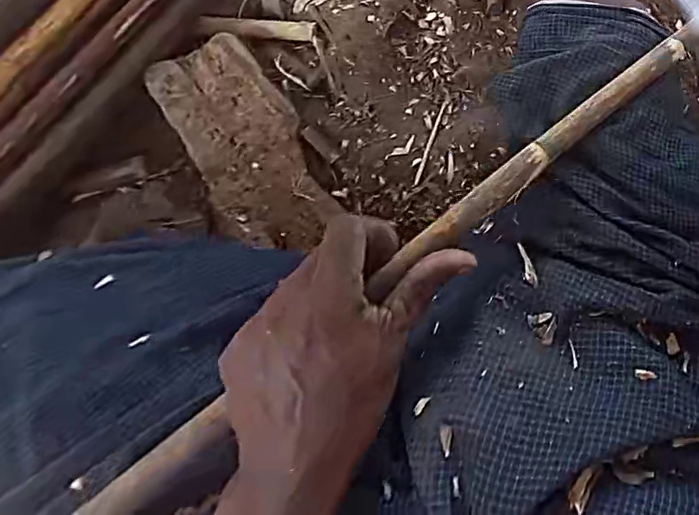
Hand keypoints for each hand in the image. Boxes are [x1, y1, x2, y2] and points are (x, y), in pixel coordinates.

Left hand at [217, 217, 475, 514]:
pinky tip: (310, 353)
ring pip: (299, 282)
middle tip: (374, 300)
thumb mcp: (395, 337)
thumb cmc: (353, 401)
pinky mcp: (236, 348)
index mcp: (327, 295)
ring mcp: (253, 326)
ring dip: (327, 291)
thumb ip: (421, 284)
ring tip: (342, 331)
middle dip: (354, 265)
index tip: (389, 264)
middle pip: (324, 254)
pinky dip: (298, 318)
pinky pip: (275, 312)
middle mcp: (283, 302)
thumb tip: (462, 255)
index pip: (345, 228)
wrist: (291, 469)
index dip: (374, 235)